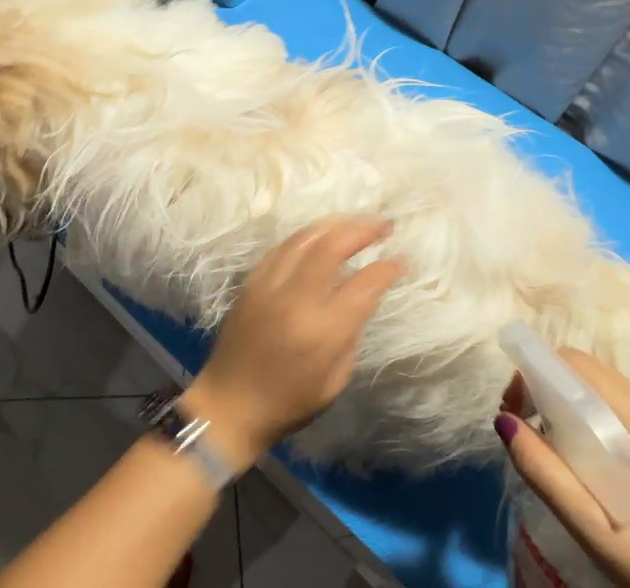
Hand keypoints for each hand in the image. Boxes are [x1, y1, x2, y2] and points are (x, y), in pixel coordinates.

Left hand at [183, 217, 404, 465]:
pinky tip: (320, 237)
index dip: (386, 269)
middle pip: (331, 246)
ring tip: (356, 224)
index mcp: (322, 331)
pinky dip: (305, 238)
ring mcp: (268, 286)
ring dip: (333, 225)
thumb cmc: (289, 403)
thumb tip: (360, 297)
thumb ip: (351, 334)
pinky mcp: (250, 283)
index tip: (400, 261)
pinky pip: (281, 248)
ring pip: (303, 239)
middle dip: (361, 230)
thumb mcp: (335, 380)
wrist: (229, 404)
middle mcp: (294, 300)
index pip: (363, 285)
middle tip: (383, 226)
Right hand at [497, 349, 629, 587]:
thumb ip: (546, 472)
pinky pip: (608, 415)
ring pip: (593, 393)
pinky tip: (574, 463)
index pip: (573, 363)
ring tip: (542, 451)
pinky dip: (578, 424)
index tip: (511, 414)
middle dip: (540, 390)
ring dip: (557, 408)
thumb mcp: (593, 525)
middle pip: (582, 373)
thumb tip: (502, 420)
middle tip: (521, 435)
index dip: (532, 376)